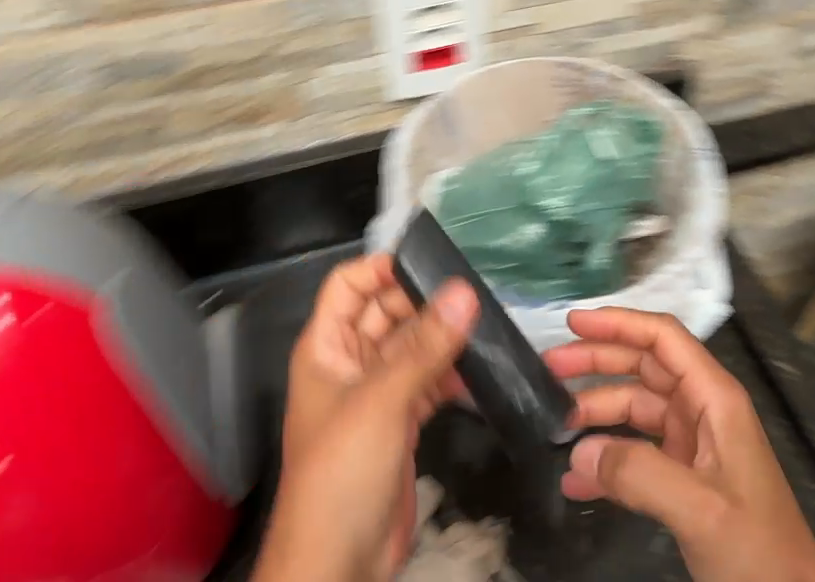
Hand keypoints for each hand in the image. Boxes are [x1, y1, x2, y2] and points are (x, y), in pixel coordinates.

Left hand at [255, 255, 478, 581]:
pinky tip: (482, 372)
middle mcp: (350, 362)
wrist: (337, 562)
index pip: (350, 285)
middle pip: (388, 312)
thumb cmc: (341, 472)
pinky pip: (429, 382)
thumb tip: (464, 292)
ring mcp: (377, 393)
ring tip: (486, 327)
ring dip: (444, 338)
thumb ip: (425, 346)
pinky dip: (452, 375)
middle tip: (474, 296)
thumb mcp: (381, 401)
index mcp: (327, 346)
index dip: (384, 268)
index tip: (434, 263)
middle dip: (426, 302)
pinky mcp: (401, 421)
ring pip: (413, 347)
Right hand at [545, 308, 814, 581]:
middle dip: (597, 362)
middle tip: (548, 368)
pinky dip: (606, 461)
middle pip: (644, 367)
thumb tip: (579, 450)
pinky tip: (576, 478)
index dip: (619, 323)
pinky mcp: (684, 479)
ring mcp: (693, 445)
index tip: (572, 322)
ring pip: (635, 409)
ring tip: (553, 425)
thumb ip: (639, 473)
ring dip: (595, 413)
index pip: (663, 339)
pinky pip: (636, 454)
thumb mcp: (700, 507)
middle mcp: (703, 411)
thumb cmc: (758, 547)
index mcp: (715, 399)